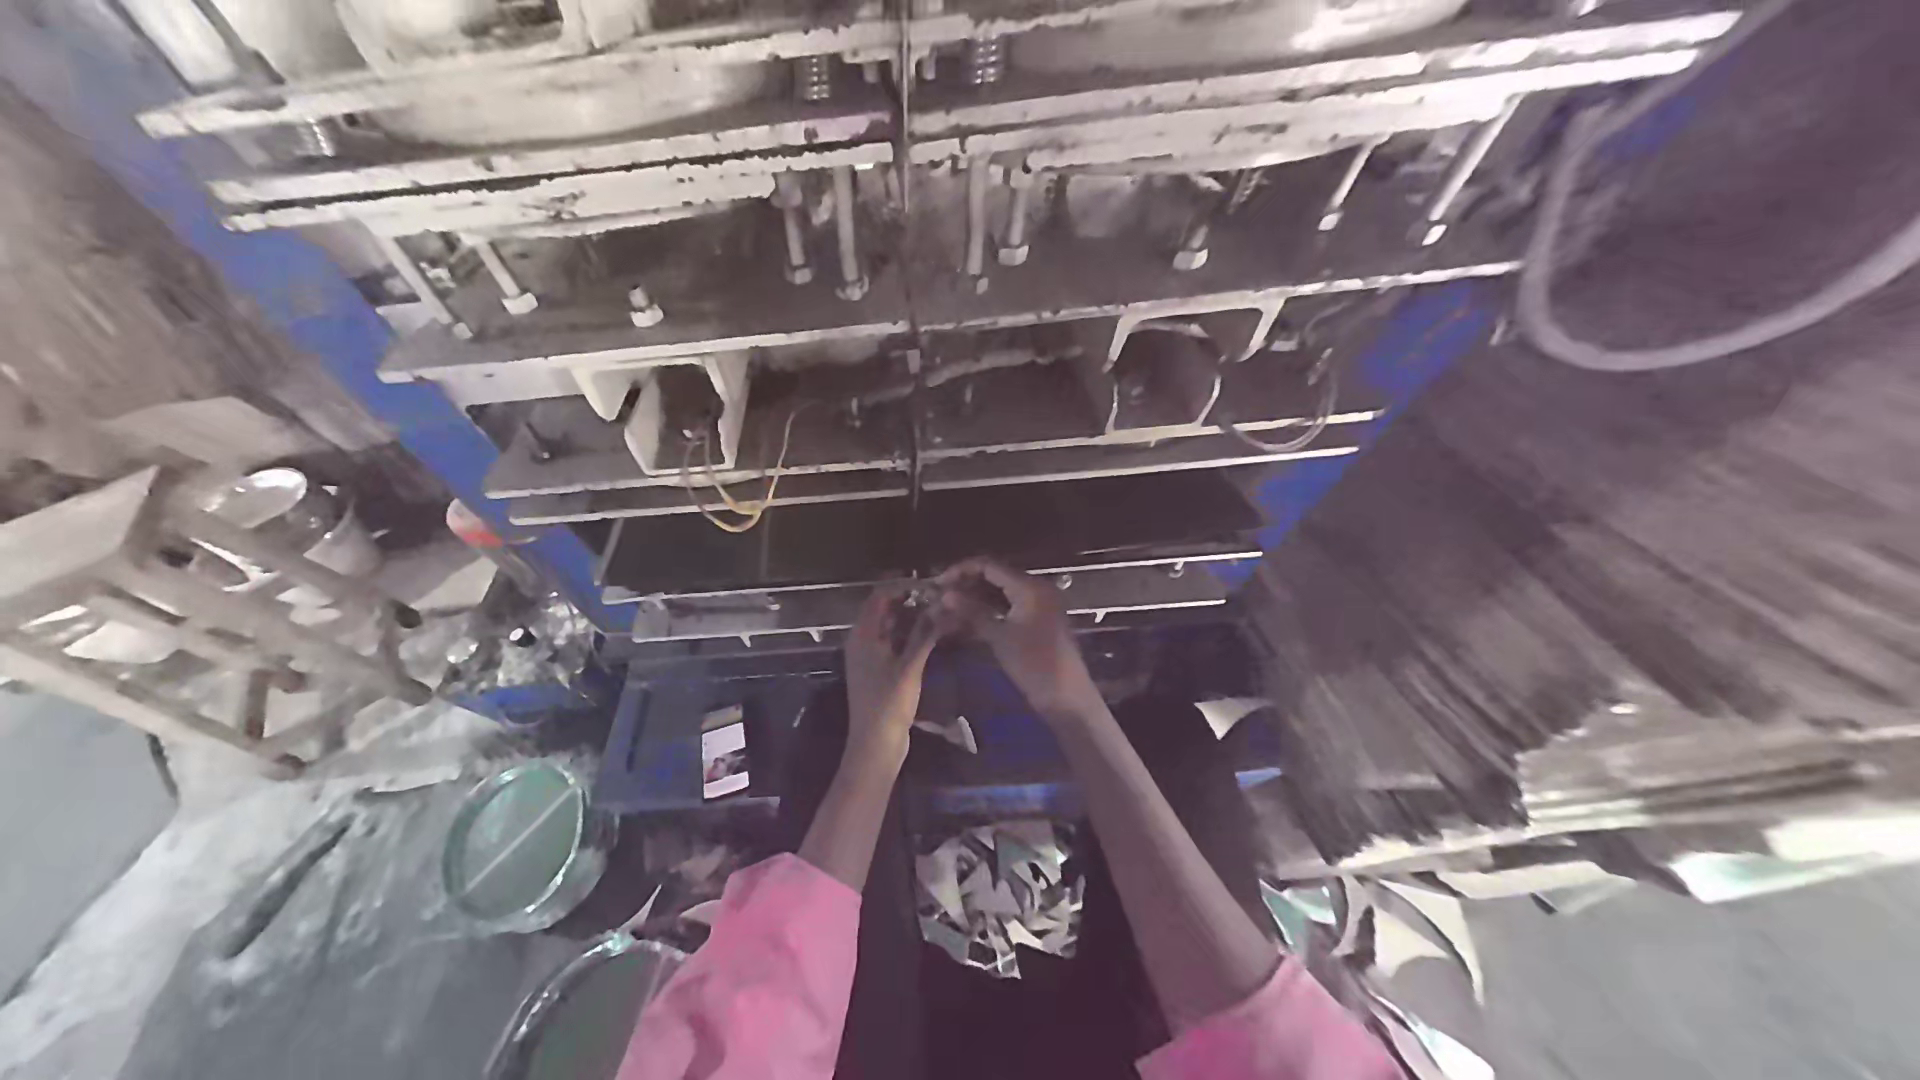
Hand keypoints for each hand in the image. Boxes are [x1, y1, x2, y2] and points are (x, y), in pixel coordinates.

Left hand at [843, 582, 948, 764]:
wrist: (876, 745)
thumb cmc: (889, 704)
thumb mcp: (910, 667)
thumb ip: (925, 633)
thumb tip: (941, 604)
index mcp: (862, 635)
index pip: (879, 596)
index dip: (902, 586)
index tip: (929, 583)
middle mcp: (862, 641)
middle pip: (883, 609)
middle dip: (909, 599)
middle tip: (938, 595)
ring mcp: (869, 656)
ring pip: (890, 626)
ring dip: (911, 617)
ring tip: (939, 609)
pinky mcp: (878, 669)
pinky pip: (893, 641)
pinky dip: (909, 634)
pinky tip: (930, 633)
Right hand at [936, 558, 1105, 723]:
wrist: (1066, 697)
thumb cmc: (1034, 664)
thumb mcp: (1000, 637)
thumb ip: (973, 612)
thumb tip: (945, 595)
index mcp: (1030, 587)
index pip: (990, 566)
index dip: (962, 570)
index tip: (938, 583)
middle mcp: (1035, 589)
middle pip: (995, 576)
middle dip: (967, 584)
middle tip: (940, 596)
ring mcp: (1038, 604)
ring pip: (1000, 592)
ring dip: (976, 597)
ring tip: (949, 607)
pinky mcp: (1037, 620)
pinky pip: (1008, 606)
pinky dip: (989, 610)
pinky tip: (967, 618)